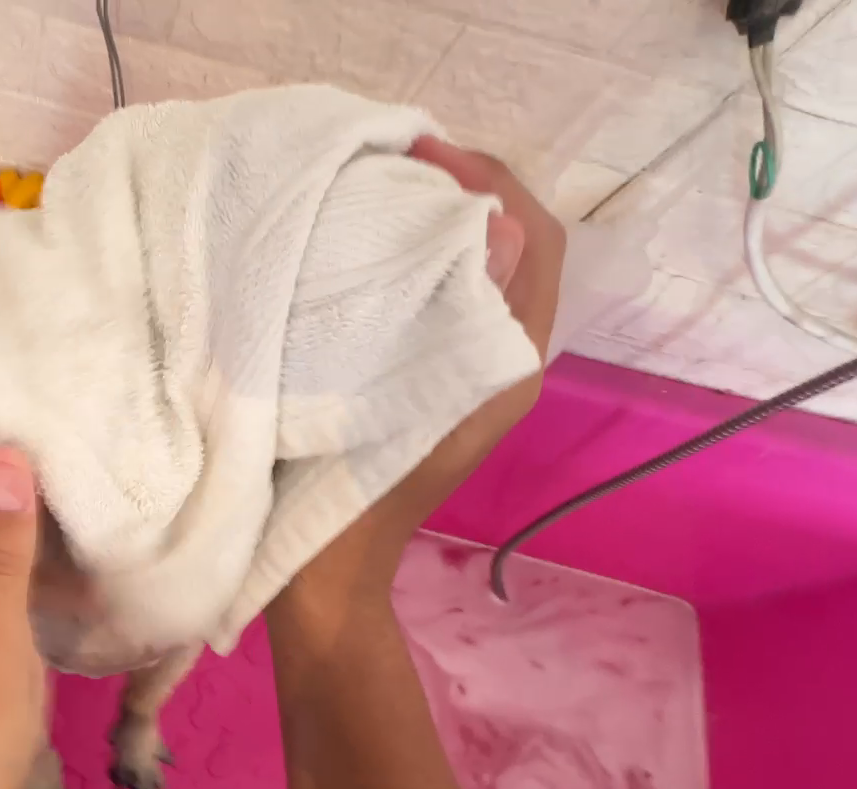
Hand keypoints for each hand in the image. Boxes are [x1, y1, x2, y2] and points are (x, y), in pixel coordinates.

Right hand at [284, 140, 566, 603]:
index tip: (417, 152)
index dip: (487, 182)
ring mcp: (452, 371)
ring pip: (455, 272)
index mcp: (507, 362)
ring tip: (362, 204)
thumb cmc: (356, 499)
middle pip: (498, 248)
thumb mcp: (409, 409)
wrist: (324, 569)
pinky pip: (418, 302)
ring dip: (417, 230)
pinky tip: (344, 264)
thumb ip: (456, 323)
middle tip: (382, 170)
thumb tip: (492, 226)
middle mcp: (493, 358)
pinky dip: (392, 269)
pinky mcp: (413, 382)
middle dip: (451, 196)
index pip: (533, 239)